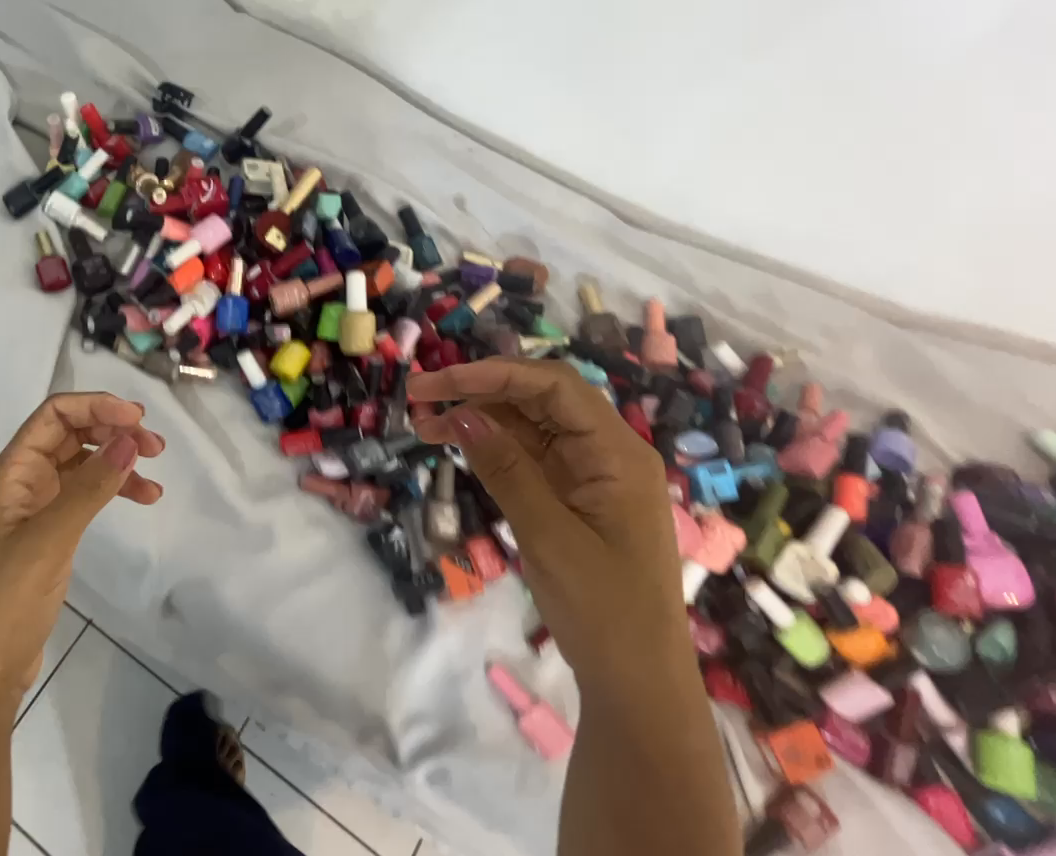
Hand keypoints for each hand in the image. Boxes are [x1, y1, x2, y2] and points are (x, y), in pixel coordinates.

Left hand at [0, 393, 164, 699]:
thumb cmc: (6, 599)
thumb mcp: (50, 539)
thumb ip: (90, 487)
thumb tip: (129, 440)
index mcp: (11, 471)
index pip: (54, 415)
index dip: (96, 406)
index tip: (138, 419)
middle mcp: (21, 480)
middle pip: (70, 433)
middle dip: (111, 429)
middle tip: (155, 446)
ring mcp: (35, 507)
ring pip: (81, 463)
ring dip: (116, 459)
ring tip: (156, 469)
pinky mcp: (48, 533)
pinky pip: (84, 495)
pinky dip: (112, 490)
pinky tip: (143, 498)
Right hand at [409, 360, 688, 698]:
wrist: (637, 680)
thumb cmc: (603, 609)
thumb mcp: (547, 536)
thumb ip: (505, 469)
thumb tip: (459, 415)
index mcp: (618, 453)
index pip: (553, 387)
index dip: (491, 374)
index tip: (435, 384)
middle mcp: (608, 452)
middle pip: (541, 397)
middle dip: (479, 389)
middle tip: (418, 398)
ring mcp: (591, 474)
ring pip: (530, 424)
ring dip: (479, 416)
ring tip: (423, 424)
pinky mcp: (575, 497)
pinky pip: (530, 455)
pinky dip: (491, 446)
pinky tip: (455, 446)